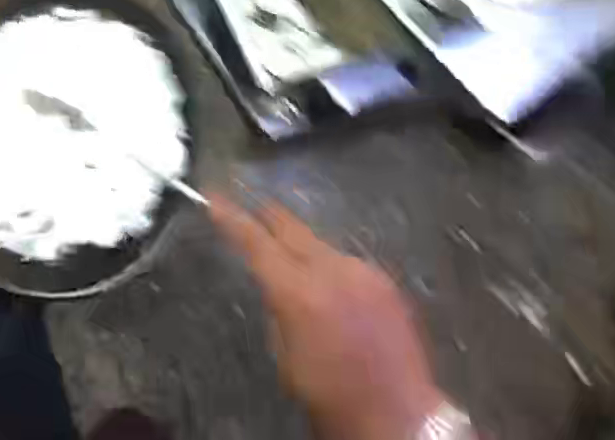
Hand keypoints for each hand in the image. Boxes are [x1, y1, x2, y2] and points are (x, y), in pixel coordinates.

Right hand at [211, 194, 445, 439]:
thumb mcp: (285, 357)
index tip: (212, 196)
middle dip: (263, 214)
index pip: (253, 239)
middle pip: (287, 223)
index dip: (230, 215)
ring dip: (299, 245)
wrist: (402, 423)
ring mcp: (360, 270)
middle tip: (246, 207)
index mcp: (297, 291)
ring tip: (293, 263)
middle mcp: (329, 268)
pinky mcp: (383, 279)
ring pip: (316, 241)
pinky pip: (343, 261)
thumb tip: (273, 279)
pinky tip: (332, 291)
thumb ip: (276, 306)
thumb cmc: (330, 397)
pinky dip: (329, 267)